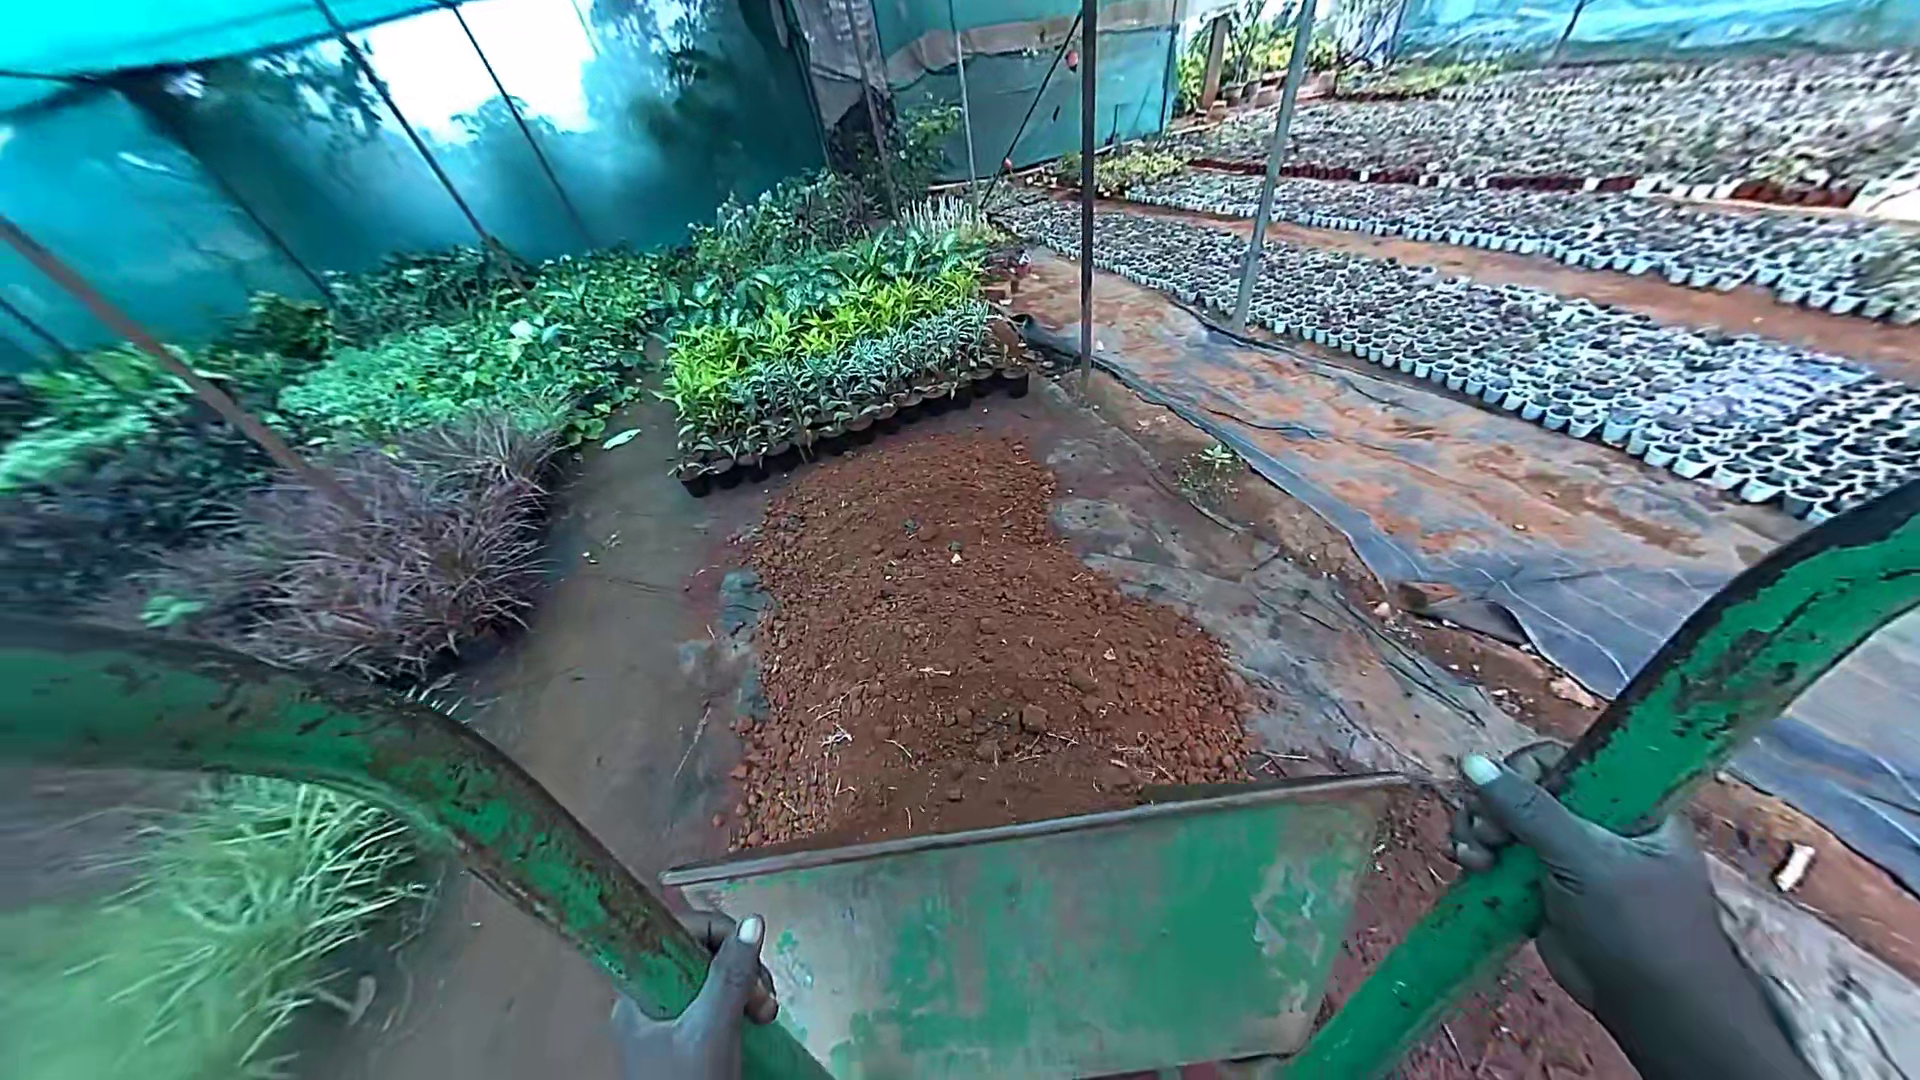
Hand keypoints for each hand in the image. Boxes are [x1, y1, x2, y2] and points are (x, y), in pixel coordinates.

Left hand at [611, 912, 777, 1079]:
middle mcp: (652, 1000)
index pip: (677, 932)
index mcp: (640, 994)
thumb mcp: (712, 1031)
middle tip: (762, 993)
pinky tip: (760, 1017)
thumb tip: (753, 919)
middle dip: (740, 963)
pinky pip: (721, 997)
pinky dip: (745, 1001)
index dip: (716, 931)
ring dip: (749, 983)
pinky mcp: (689, 1035)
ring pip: (716, 973)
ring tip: (766, 1012)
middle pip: (702, 951)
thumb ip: (730, 975)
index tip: (746, 952)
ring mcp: (670, 1019)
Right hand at [1453, 745, 1815, 1079]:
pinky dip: (1472, 852)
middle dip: (1490, 806)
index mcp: (1625, 809)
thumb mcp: (1586, 861)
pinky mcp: (1532, 878)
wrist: (1653, 1014)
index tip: (1507, 791)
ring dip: (1473, 830)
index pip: (1562, 761)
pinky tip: (1469, 866)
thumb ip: (1528, 809)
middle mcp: (1589, 822)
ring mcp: (1558, 851)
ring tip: (1474, 856)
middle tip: (1487, 831)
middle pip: (1517, 787)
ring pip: (1495, 816)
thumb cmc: (1641, 930)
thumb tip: (1471, 761)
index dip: (1526, 769)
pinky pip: (1488, 847)